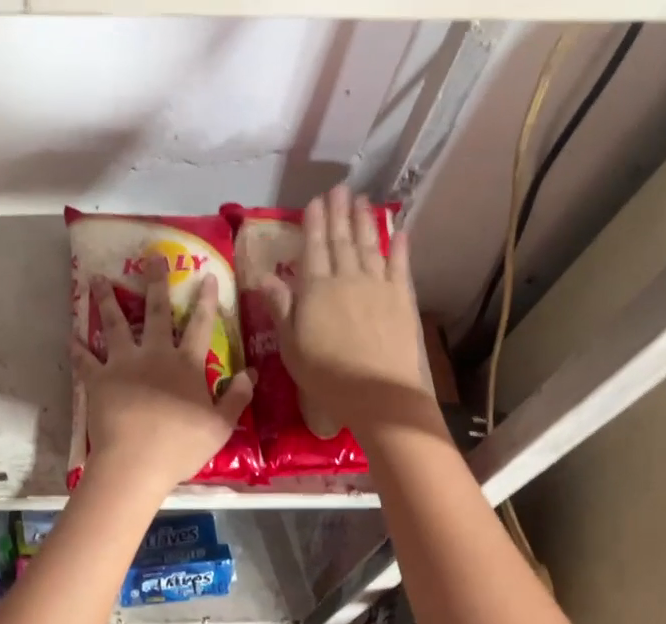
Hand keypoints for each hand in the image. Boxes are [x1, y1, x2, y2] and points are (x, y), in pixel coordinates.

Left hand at [72, 257, 254, 490]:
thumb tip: (250, 373)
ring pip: (115, 324)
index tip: (206, 276)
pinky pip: (85, 360)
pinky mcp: (98, 380)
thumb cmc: (181, 446)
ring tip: (96, 278)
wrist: (135, 461)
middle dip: (156, 283)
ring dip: (106, 299)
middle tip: (152, 258)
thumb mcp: (220, 426)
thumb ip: (236, 398)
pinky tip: (72, 337)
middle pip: (155, 312)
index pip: (200, 325)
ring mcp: (123, 364)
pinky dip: (78, 349)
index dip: (205, 300)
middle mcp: (154, 355)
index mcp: (186, 364)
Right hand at [260, 186, 434, 433]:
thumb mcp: (290, 345)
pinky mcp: (402, 298)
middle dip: (339, 213)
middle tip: (339, 189)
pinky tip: (398, 231)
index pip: (313, 248)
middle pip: (341, 241)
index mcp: (315, 290)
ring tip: (362, 201)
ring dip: (365, 222)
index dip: (314, 223)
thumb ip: (280, 307)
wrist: (377, 392)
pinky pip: (400, 265)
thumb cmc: (324, 374)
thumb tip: (263, 276)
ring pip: (369, 246)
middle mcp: (346, 278)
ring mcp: (377, 285)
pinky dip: (398, 247)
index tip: (314, 201)